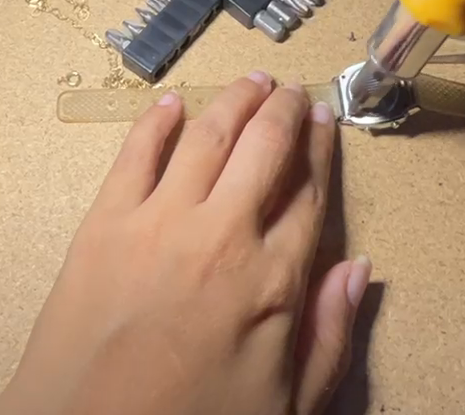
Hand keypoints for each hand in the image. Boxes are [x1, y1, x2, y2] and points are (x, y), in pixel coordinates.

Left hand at [0, 73, 368, 414]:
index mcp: (272, 281)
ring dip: (234, 100)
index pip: (309, 193)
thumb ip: (329, 338)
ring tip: (251, 81)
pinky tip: (172, 101)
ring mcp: (161, 221)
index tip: (323, 119)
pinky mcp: (106, 219)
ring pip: (209, 135)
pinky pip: (137, 152)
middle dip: (283, 110)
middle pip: (265, 148)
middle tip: (290, 90)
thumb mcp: (287, 408)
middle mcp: (223, 235)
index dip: (319, 149)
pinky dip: (156, 120)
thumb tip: (357, 268)